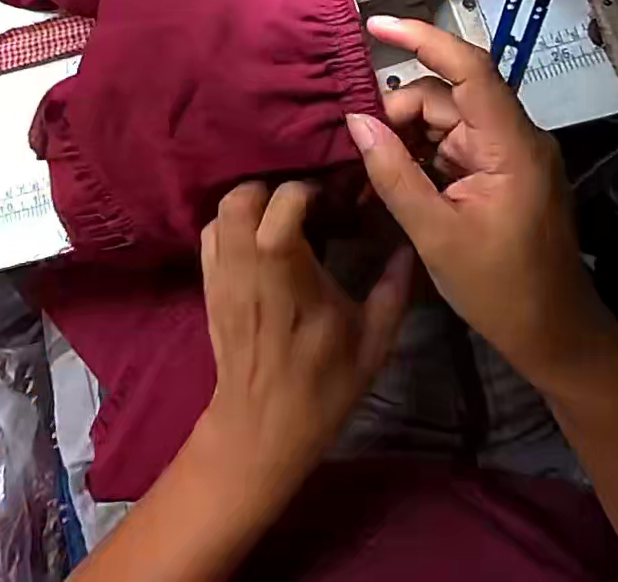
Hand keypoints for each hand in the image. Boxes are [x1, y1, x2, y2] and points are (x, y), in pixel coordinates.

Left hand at [195, 180, 414, 494]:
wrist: (261, 428)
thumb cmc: (322, 384)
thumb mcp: (373, 342)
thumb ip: (394, 290)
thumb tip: (410, 246)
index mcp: (290, 273)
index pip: (284, 204)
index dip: (304, 191)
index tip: (326, 200)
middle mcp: (249, 265)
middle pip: (241, 198)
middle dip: (271, 188)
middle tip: (298, 202)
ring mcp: (222, 274)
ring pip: (221, 212)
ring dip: (249, 203)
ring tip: (276, 215)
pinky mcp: (208, 286)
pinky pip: (210, 235)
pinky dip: (229, 223)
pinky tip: (254, 237)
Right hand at [345, 16, 610, 387]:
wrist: (555, 335)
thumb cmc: (501, 290)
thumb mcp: (436, 233)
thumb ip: (393, 173)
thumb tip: (355, 121)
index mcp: (511, 145)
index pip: (470, 68)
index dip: (423, 38)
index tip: (375, 26)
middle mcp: (513, 137)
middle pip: (446, 97)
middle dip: (398, 114)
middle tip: (360, 149)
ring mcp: (506, 153)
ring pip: (444, 120)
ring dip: (405, 137)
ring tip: (371, 169)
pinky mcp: (498, 170)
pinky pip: (451, 145)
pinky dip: (420, 155)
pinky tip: (394, 176)